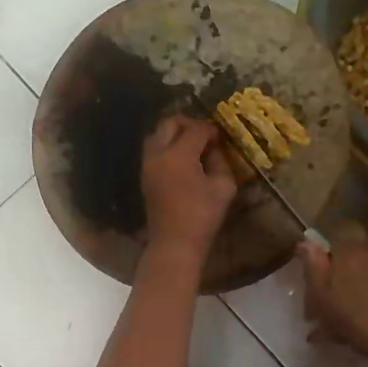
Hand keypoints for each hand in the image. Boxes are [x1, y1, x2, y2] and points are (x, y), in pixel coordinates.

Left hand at [142, 114, 236, 260]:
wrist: (174, 242)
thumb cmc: (202, 216)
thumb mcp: (223, 186)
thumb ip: (220, 161)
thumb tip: (214, 149)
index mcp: (178, 154)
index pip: (195, 130)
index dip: (210, 130)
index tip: (220, 137)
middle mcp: (158, 154)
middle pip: (168, 124)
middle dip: (187, 123)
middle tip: (203, 134)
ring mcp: (147, 165)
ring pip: (156, 136)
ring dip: (173, 134)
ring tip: (192, 145)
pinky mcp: (144, 177)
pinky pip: (153, 151)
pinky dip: (166, 147)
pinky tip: (182, 159)